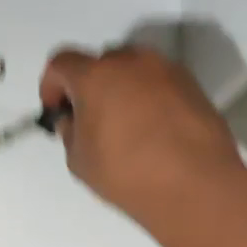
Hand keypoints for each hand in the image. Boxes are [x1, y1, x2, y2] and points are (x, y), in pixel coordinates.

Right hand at [40, 46, 245, 221]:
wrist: (196, 184)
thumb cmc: (126, 173)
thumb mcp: (79, 161)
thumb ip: (70, 132)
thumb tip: (75, 120)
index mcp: (96, 77)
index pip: (60, 62)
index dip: (51, 85)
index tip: (57, 111)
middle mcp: (131, 62)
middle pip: (99, 61)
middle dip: (89, 85)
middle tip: (90, 119)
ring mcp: (166, 69)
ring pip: (132, 69)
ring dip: (120, 89)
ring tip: (124, 125)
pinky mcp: (192, 83)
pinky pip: (157, 82)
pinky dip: (147, 97)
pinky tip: (151, 130)